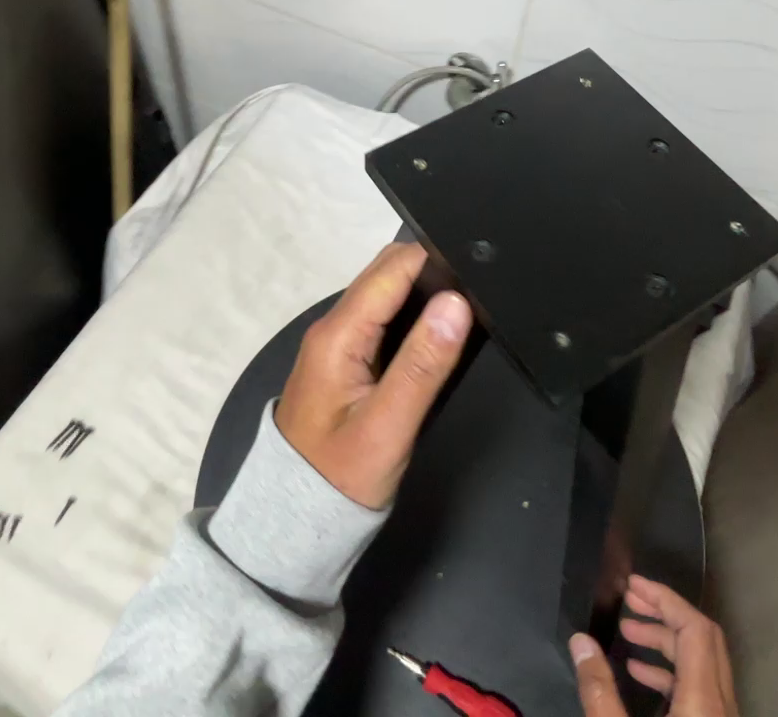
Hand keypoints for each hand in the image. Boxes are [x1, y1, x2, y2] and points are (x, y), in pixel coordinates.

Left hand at [275, 242, 472, 508]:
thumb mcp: (389, 426)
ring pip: (384, 294)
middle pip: (384, 273)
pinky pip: (381, 319)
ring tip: (469, 298)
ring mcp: (337, 343)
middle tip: (480, 281)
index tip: (478, 262)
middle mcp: (333, 328)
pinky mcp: (346, 360)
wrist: (297, 518)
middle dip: (429, 268)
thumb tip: (456, 302)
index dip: (433, 258)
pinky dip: (411, 312)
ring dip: (421, 289)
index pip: (390, 270)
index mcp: (338, 335)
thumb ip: (423, 364)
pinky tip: (439, 326)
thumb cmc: (342, 476)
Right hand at [571, 575, 738, 716]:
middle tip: (628, 599)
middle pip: (703, 638)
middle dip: (664, 612)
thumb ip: (599, 690)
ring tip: (628, 631)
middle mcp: (721, 703)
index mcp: (703, 698)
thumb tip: (580, 641)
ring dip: (666, 639)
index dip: (665, 599)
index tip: (633, 585)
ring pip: (703, 662)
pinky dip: (672, 669)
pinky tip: (638, 671)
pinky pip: (701, 685)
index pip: (695, 628)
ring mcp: (721, 715)